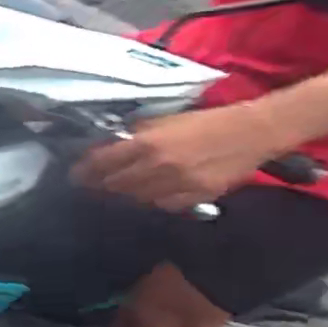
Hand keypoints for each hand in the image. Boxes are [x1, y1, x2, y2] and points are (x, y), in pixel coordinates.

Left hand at [73, 104, 295, 211]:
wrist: (253, 131)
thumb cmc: (204, 122)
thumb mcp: (162, 121)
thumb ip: (133, 136)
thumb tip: (106, 147)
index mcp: (147, 144)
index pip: (103, 163)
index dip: (85, 171)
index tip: (74, 175)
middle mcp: (158, 166)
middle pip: (115, 185)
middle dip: (100, 186)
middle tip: (90, 186)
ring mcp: (178, 185)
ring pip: (136, 198)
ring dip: (122, 195)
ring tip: (114, 192)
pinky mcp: (196, 197)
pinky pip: (162, 205)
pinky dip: (150, 201)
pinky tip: (146, 196)